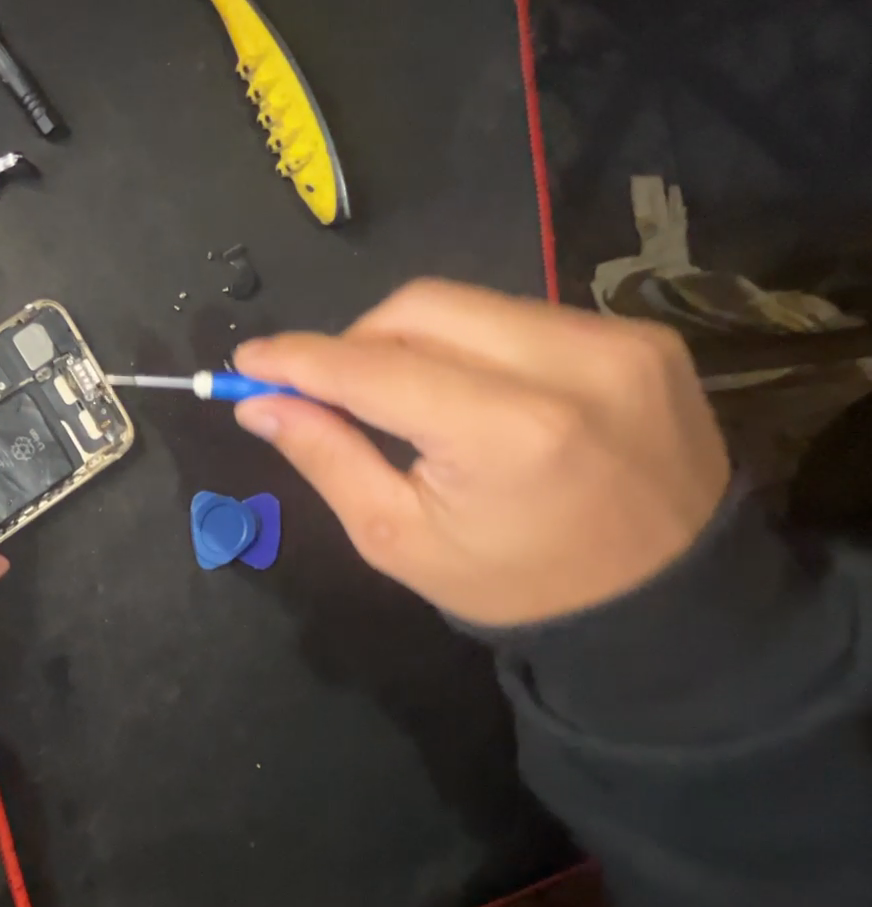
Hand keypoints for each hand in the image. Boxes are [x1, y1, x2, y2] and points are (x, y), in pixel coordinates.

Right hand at [231, 279, 729, 625]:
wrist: (664, 600)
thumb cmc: (509, 582)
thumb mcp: (395, 537)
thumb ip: (326, 458)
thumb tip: (259, 404)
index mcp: (507, 434)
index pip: (375, 369)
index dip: (299, 359)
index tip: (245, 361)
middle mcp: (572, 365)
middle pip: (419, 309)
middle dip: (351, 342)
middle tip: (324, 390)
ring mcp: (618, 341)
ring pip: (466, 304)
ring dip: (403, 340)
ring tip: (390, 396)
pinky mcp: (640, 336)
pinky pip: (514, 316)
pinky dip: (460, 344)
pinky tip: (456, 392)